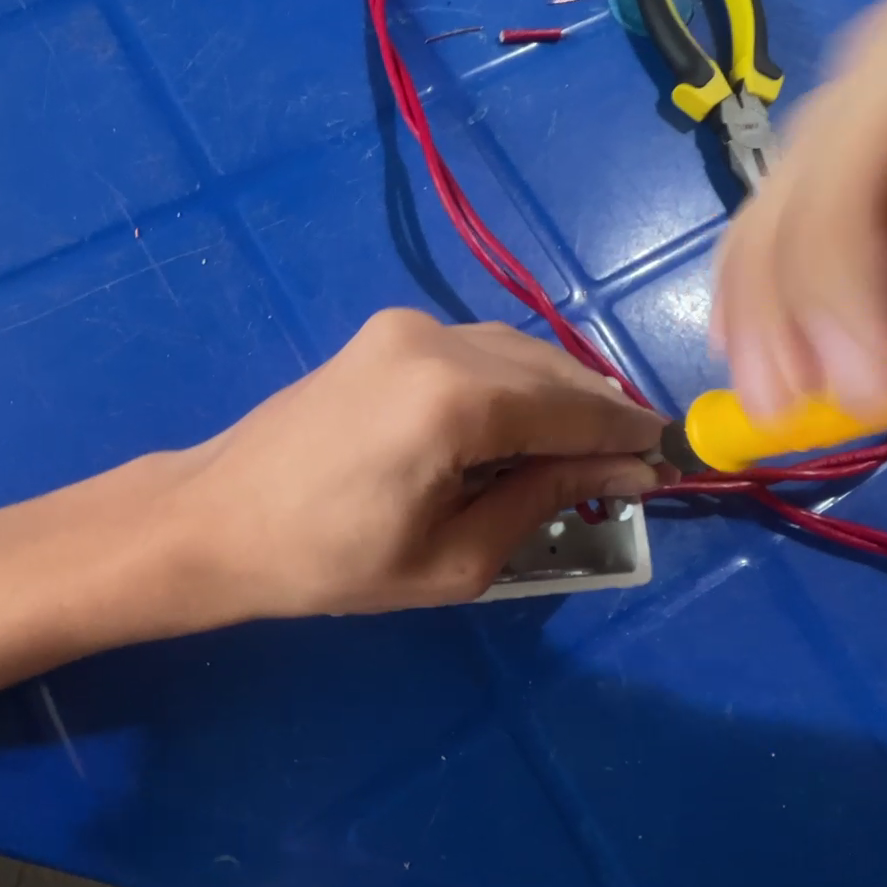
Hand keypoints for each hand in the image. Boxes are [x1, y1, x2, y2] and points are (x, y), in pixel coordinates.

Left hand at [165, 309, 670, 616]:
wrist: (219, 517)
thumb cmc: (330, 561)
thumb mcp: (455, 558)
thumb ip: (544, 500)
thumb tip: (624, 469)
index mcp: (454, 399)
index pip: (575, 411)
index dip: (629, 438)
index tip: (667, 462)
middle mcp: (436, 340)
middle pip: (552, 370)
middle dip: (600, 412)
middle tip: (633, 458)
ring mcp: (407, 325)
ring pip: (517, 351)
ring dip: (560, 393)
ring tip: (585, 445)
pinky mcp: (388, 329)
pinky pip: (479, 347)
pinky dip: (515, 380)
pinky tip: (523, 419)